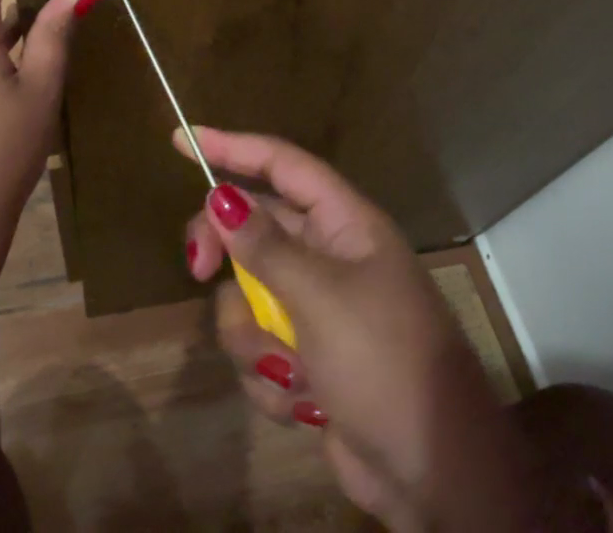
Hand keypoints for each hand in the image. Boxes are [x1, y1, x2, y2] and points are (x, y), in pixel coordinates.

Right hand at [182, 128, 539, 531]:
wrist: (433, 473)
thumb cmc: (385, 363)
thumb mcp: (320, 298)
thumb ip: (264, 245)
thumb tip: (219, 196)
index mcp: (346, 227)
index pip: (282, 166)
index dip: (232, 147)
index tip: (179, 139)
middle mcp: (329, 260)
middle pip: (252, 231)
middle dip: (226, 257)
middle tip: (197, 269)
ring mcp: (316, 312)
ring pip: (247, 299)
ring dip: (257, 341)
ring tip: (293, 370)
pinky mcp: (307, 360)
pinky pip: (259, 349)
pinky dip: (273, 380)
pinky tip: (309, 405)